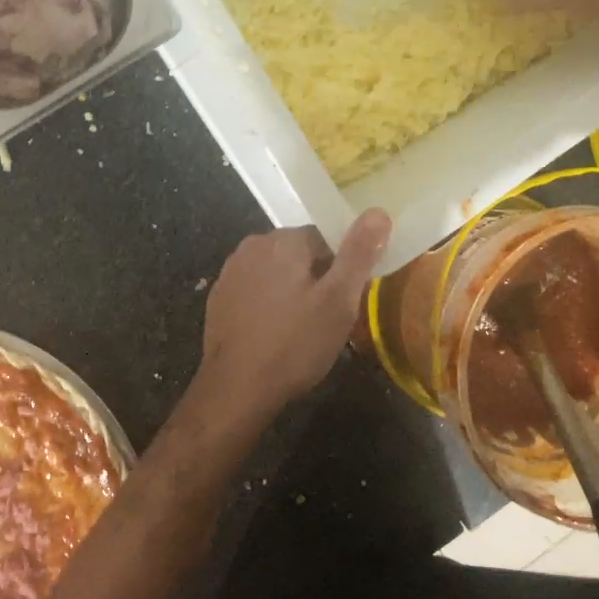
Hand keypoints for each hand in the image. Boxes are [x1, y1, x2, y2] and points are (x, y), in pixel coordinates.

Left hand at [197, 209, 391, 417]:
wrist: (236, 387)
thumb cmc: (294, 344)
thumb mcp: (338, 301)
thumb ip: (358, 254)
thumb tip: (378, 211)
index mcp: (283, 240)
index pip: (325, 237)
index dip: (341, 266)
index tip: (347, 298)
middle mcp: (252, 245)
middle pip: (298, 252)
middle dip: (316, 277)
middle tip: (328, 316)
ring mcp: (231, 270)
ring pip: (275, 271)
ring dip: (291, 289)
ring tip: (303, 328)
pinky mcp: (220, 296)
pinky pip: (254, 289)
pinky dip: (267, 303)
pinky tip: (274, 332)